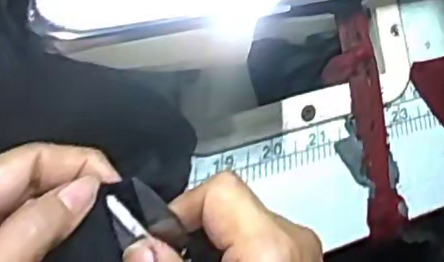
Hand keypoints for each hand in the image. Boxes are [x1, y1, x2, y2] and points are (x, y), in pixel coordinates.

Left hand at [0, 143, 118, 261]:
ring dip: (49, 230)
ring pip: (4, 225)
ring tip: (91, 244)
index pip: (23, 161)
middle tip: (112, 227)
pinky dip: (23, 254)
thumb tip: (87, 187)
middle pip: (14, 190)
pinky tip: (50, 261)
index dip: (77, 166)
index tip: (117, 195)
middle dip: (66, 201)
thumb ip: (25, 237)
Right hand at [122, 172, 320, 261]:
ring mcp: (303, 251)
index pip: (219, 187)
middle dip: (189, 237)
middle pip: (229, 207)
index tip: (148, 245)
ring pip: (241, 228)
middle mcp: (295, 237)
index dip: (177, 211)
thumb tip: (141, 244)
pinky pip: (257, 247)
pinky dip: (231, 258)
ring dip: (209, 250)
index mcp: (272, 242)